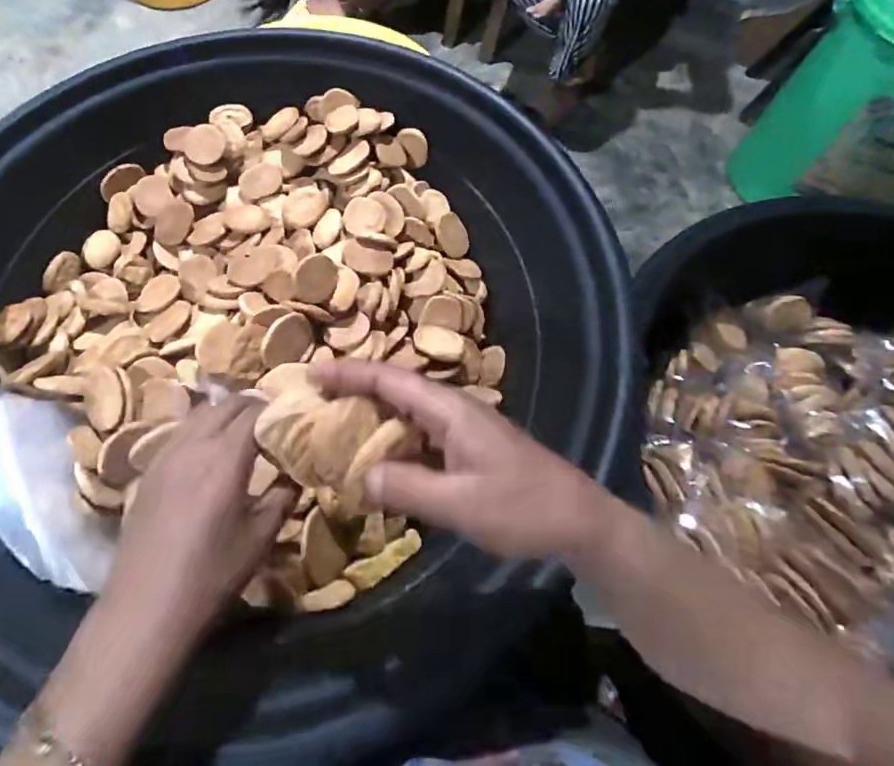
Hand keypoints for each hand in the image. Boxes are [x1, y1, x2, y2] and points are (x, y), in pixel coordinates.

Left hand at [102, 390, 294, 639]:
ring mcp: (166, 453)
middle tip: (272, 420)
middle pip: (225, 404)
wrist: (145, 606)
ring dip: (224, 413)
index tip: (292, 416)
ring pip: (199, 413)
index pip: (253, 412)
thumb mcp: (259, 539)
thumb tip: (296, 471)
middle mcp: (193, 444)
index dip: (275, 408)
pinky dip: (201, 427)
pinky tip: (208, 451)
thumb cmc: (210, 575)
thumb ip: (282, 497)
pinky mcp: (149, 469)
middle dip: (251, 404)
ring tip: (242, 431)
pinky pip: (179, 431)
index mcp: (224, 457)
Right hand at [314, 361, 610, 559]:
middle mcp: (452, 408)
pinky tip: (376, 457)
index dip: (350, 373)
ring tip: (333, 424)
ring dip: (370, 413)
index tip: (313, 372)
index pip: (390, 379)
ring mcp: (461, 427)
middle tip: (313, 399)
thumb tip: (359, 477)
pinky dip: (390, 438)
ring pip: (405, 410)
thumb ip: (408, 488)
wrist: (580, 521)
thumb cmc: (522, 507)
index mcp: (449, 409)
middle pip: (394, 387)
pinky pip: (418, 433)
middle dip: (353, 388)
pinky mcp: (466, 447)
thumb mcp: (460, 505)